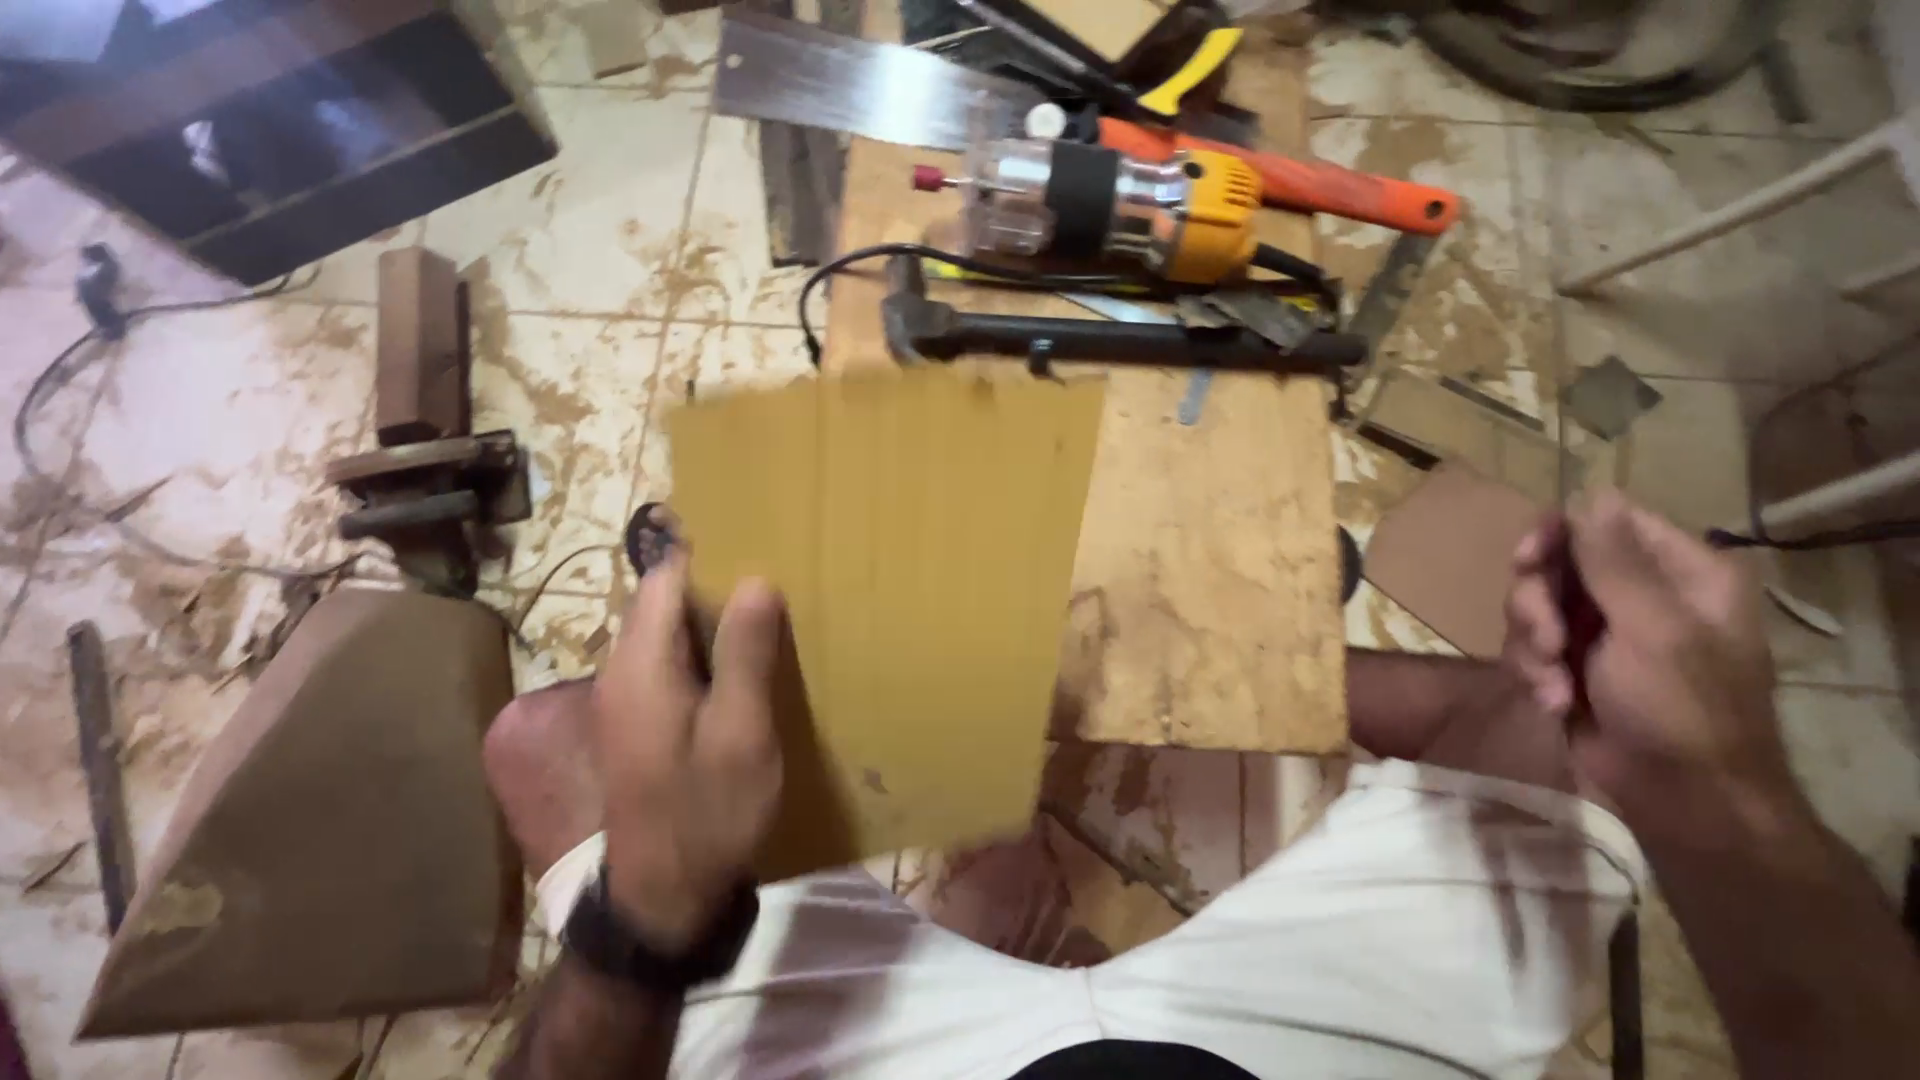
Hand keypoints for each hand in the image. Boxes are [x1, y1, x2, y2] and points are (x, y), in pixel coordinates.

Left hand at [591, 555, 785, 949]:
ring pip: (665, 633)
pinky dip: (702, 655)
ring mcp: (624, 699)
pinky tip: (741, 672)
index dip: (708, 556)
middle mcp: (620, 672)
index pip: (663, 576)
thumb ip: (745, 655)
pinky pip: (667, 664)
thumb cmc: (709, 812)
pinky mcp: (636, 723)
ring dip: (711, 622)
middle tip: (777, 587)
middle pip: (661, 602)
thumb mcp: (742, 734)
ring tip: (768, 622)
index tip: (761, 549)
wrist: (665, 897)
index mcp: (641, 665)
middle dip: (714, 587)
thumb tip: (756, 579)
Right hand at [1503, 490, 1801, 843]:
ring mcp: (1602, 630)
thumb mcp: (1650, 629)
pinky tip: (1554, 700)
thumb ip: (1614, 561)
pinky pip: (1528, 645)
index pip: (1604, 522)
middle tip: (1543, 634)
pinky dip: (1534, 671)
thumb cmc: (1681, 708)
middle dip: (1537, 602)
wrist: (1677, 796)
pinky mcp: (1571, 663)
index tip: (1529, 560)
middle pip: (1557, 563)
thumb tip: (1593, 490)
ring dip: (1532, 643)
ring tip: (1551, 682)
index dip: (1559, 534)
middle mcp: (1638, 594)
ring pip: (1533, 605)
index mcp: (1678, 574)